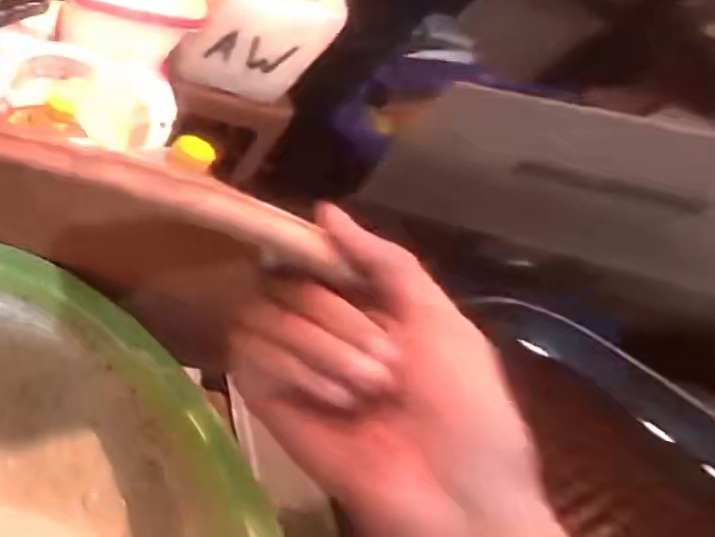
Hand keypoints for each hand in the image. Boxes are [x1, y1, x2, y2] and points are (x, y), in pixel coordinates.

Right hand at [230, 206, 557, 536]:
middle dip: (336, 319)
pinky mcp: (260, 390)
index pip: (302, 251)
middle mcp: (308, 321)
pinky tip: (332, 402)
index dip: (307, 252)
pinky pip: (249, 350)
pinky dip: (295, 370)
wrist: (461, 506)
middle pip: (282, 280)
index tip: (322, 264)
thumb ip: (387, 262)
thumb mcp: (443, 326)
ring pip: (262, 312)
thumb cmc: (466, 415)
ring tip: (363, 393)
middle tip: (384, 367)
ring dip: (321, 349)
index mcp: (349, 302)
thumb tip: (323, 207)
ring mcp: (281, 356)